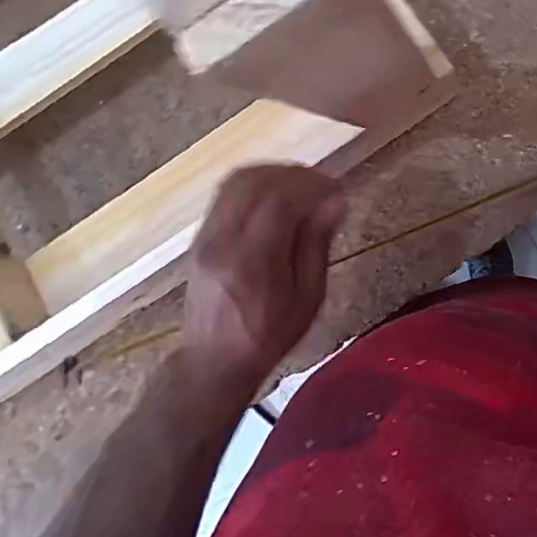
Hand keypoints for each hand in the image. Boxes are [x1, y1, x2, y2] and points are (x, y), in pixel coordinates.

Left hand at [183, 165, 344, 388]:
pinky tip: (276, 194)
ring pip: (237, 180)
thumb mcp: (308, 299)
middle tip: (323, 185)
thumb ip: (317, 246)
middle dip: (296, 174)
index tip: (338, 189)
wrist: (214, 362)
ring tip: (302, 186)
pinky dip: (255, 183)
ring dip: (274, 173)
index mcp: (252, 263)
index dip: (312, 185)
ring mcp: (205, 236)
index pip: (279, 200)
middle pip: (256, 182)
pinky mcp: (199, 235)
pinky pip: (226, 192)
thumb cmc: (269, 336)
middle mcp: (222, 242)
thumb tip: (335, 202)